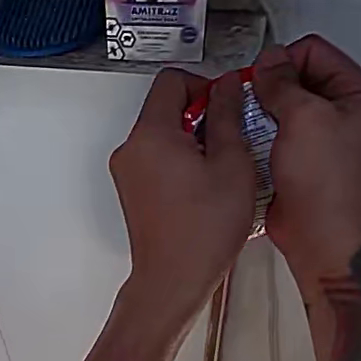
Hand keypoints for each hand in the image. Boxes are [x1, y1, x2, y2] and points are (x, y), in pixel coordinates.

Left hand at [110, 68, 256, 330]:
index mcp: (152, 134)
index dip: (206, 86)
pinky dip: (182, 164)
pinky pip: (159, 161)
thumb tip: (229, 86)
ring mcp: (129, 172)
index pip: (173, 80)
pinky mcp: (133, 192)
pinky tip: (206, 190)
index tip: (228, 107)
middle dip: (202, 117)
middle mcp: (131, 148)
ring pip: (164, 136)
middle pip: (166, 108)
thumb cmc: (203, 232)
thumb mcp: (232, 165)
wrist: (174, 281)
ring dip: (193, 143)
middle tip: (231, 142)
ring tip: (221, 172)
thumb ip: (228, 116)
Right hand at [252, 35, 360, 278]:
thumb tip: (268, 62)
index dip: (284, 60)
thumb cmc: (326, 185)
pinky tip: (253, 144)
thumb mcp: (303, 116)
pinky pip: (275, 133)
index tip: (263, 80)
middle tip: (255, 102)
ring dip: (263, 111)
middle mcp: (343, 112)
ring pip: (282, 105)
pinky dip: (261, 134)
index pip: (314, 50)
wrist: (319, 235)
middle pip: (297, 76)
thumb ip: (282, 80)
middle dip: (271, 86)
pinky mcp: (301, 158)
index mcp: (357, 94)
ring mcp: (321, 136)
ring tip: (254, 126)